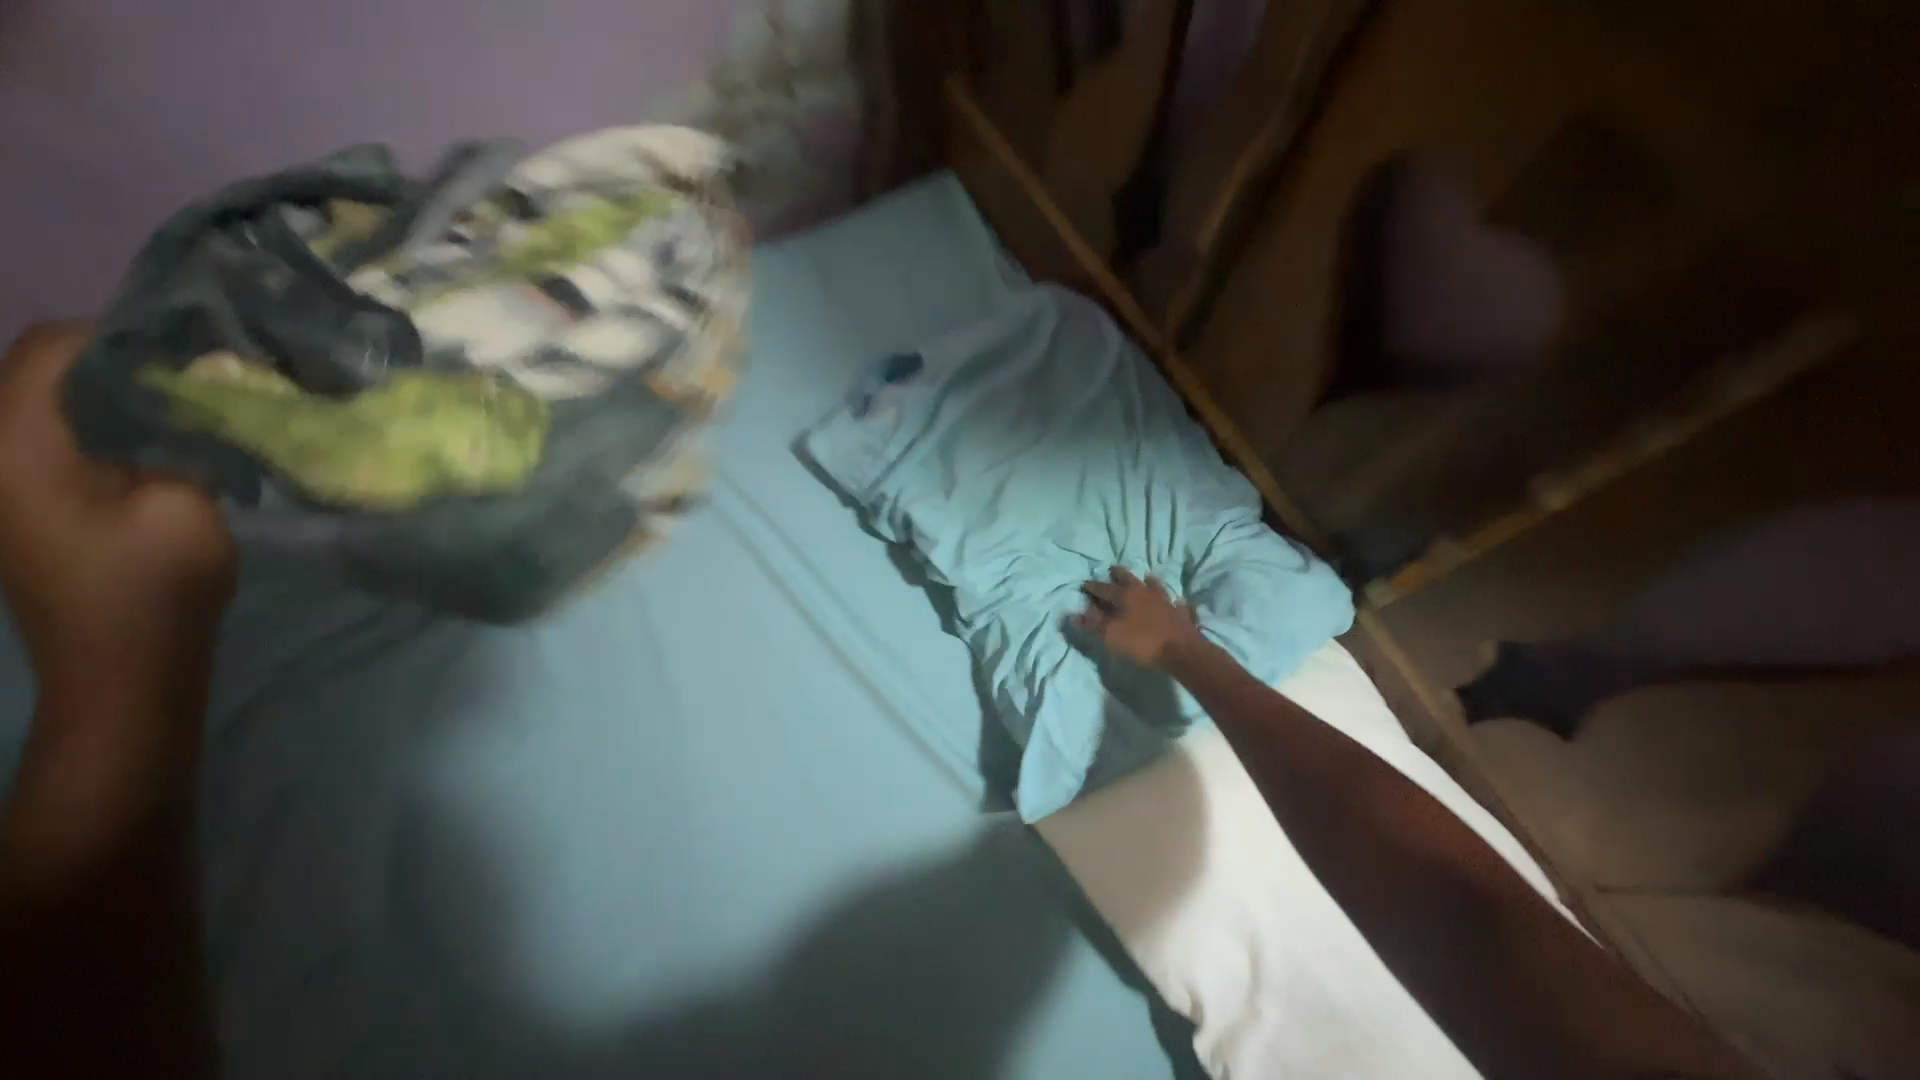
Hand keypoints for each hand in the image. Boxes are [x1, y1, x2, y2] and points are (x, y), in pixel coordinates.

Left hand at [0, 323, 235, 691]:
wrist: (121, 668)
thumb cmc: (154, 586)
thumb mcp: (188, 503)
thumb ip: (189, 433)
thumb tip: (206, 379)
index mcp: (17, 444)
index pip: (51, 349)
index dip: (123, 336)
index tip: (196, 352)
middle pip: (44, 369)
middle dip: (124, 362)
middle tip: (202, 377)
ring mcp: (0, 478)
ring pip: (52, 401)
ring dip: (118, 395)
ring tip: (190, 407)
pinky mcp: (21, 499)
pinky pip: (56, 435)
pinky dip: (107, 425)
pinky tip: (159, 444)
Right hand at [1074, 567, 1204, 668]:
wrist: (1181, 651)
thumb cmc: (1141, 642)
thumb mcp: (1110, 635)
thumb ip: (1092, 624)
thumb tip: (1072, 615)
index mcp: (1126, 596)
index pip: (1104, 588)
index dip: (1093, 587)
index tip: (1084, 583)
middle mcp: (1145, 594)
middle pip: (1130, 580)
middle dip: (1120, 575)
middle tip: (1113, 569)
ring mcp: (1165, 602)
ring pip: (1155, 587)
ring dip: (1149, 582)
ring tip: (1146, 578)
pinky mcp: (1180, 615)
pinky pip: (1176, 605)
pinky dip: (1173, 602)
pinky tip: (1175, 602)